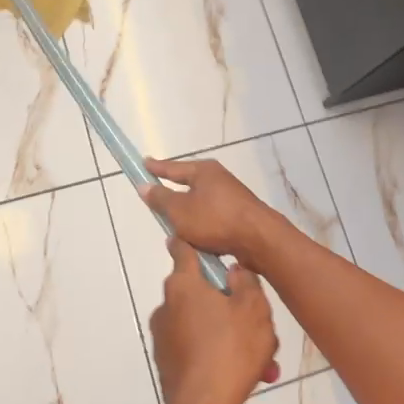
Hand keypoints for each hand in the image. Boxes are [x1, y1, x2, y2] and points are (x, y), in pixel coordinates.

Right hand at [141, 158, 285, 271]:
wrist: (259, 239)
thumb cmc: (215, 220)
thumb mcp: (179, 210)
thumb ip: (160, 199)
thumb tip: (144, 185)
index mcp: (203, 171)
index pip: (173, 168)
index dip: (157, 167)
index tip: (144, 163)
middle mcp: (218, 179)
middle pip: (188, 185)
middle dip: (173, 195)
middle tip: (156, 200)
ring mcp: (231, 197)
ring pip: (200, 205)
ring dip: (188, 216)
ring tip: (173, 229)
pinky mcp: (239, 216)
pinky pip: (212, 219)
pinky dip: (202, 227)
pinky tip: (196, 241)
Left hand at [150, 239, 279, 403]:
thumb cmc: (231, 350)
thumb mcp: (254, 309)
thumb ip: (246, 282)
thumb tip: (233, 271)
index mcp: (183, 285)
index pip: (182, 250)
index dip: (191, 243)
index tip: (198, 240)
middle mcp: (167, 306)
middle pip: (200, 294)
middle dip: (230, 307)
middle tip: (260, 326)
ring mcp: (164, 338)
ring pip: (205, 327)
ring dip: (231, 338)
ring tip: (264, 363)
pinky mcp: (168, 365)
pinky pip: (199, 352)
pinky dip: (220, 358)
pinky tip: (249, 377)